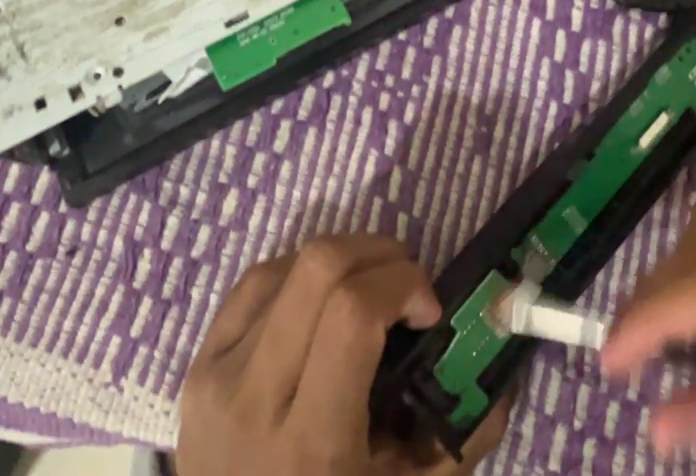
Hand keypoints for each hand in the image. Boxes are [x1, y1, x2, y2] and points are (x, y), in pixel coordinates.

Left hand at [176, 235, 507, 475]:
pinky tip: (324, 295)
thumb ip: (459, 439)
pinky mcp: (196, 362)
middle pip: (317, 269)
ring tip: (370, 288)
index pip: (351, 312)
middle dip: (380, 253)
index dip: (402, 285)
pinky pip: (253, 283)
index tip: (430, 309)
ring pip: (285, 265)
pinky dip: (299, 273)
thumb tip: (499, 374)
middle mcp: (254, 395)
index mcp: (311, 440)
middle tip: (408, 283)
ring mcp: (215, 373)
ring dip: (342, 259)